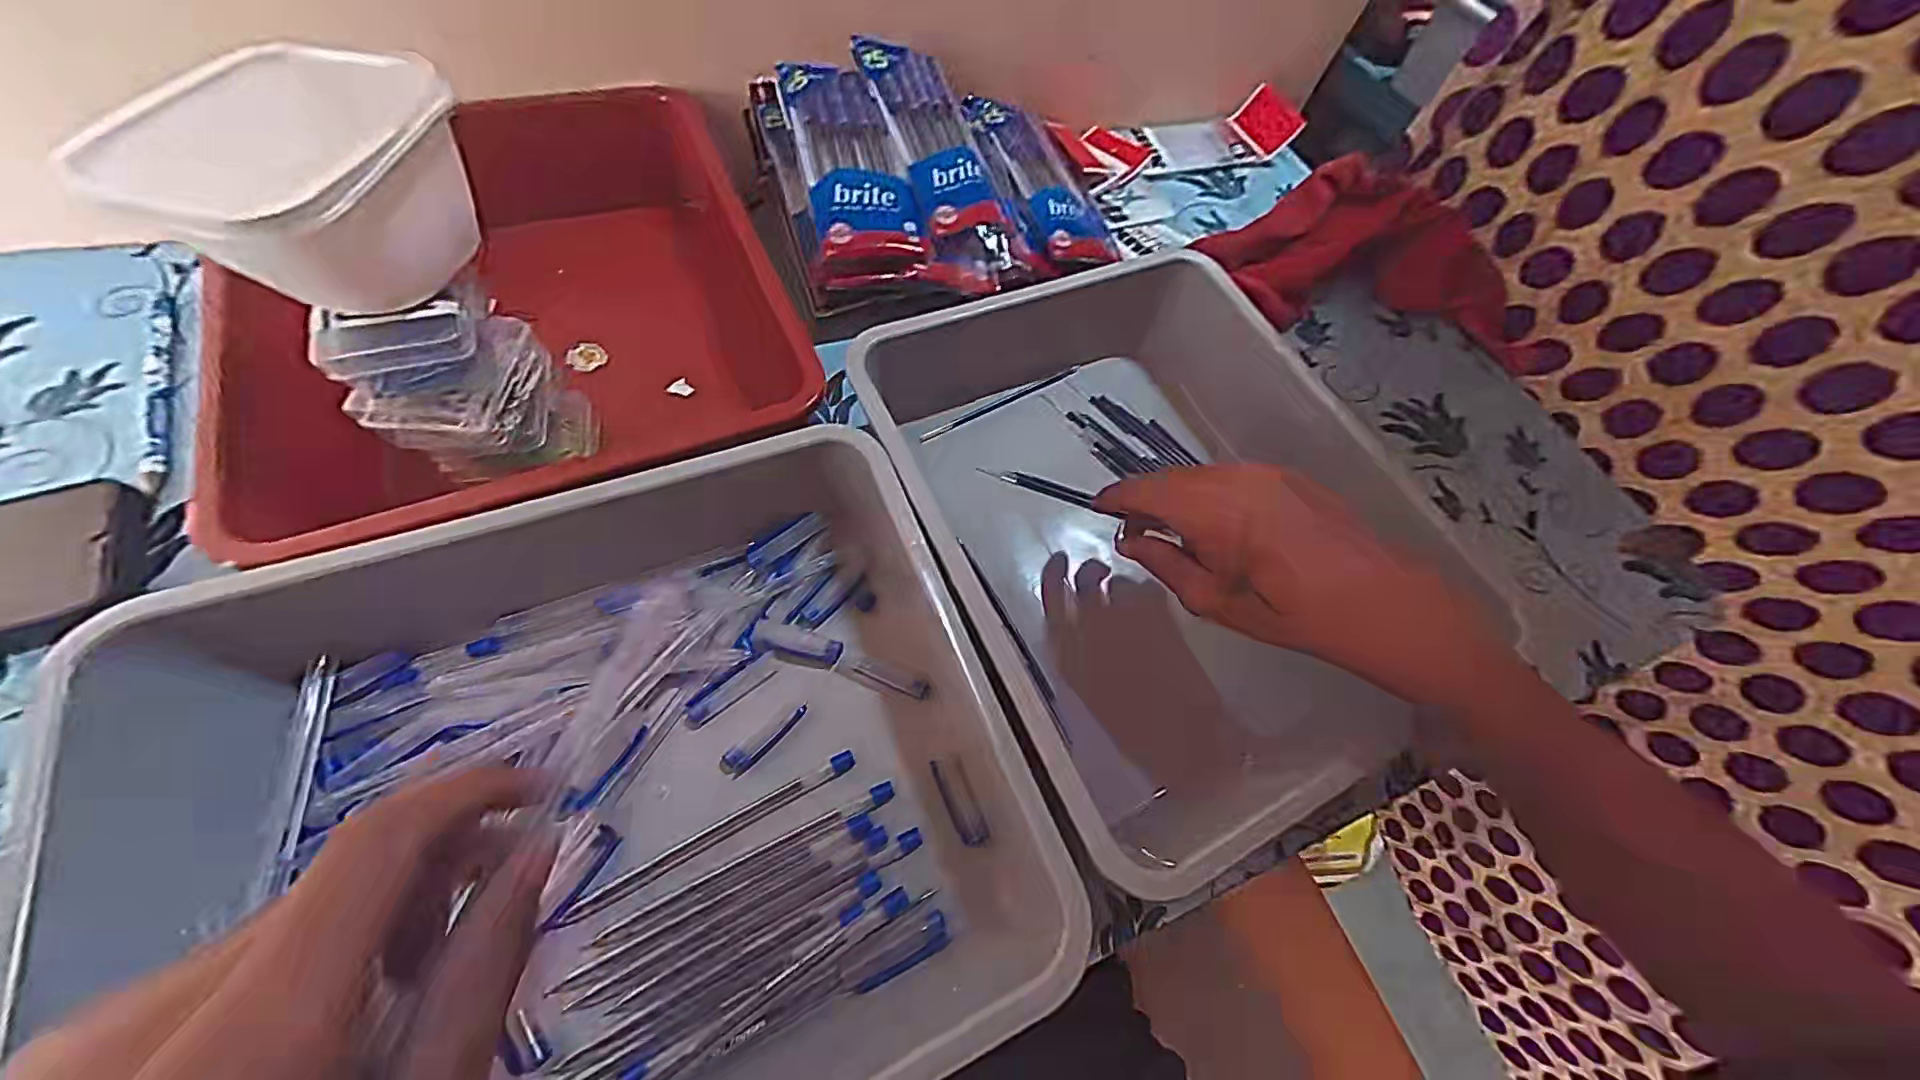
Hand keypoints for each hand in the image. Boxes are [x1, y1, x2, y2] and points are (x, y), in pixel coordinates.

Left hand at [8, 767, 557, 1079]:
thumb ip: (484, 968)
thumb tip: (535, 853)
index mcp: (247, 1039)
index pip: (376, 839)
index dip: (470, 791)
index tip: (529, 787)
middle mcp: (142, 1022)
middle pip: (340, 876)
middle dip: (440, 866)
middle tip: (502, 884)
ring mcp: (94, 1037)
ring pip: (299, 910)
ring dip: (385, 913)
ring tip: (421, 970)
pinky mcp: (83, 1047)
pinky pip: (243, 953)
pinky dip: (322, 954)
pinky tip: (349, 1003)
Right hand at [1038, 553, 1235, 790]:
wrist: (1188, 748)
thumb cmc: (1139, 732)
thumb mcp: (1091, 695)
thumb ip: (1079, 657)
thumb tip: (1075, 628)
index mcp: (1069, 657)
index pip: (1052, 597)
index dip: (1054, 575)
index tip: (1060, 564)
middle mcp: (1095, 635)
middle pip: (1083, 582)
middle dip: (1089, 572)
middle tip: (1096, 571)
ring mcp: (1131, 625)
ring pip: (1118, 582)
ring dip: (1120, 583)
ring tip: (1127, 595)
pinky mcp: (1163, 623)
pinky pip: (1149, 590)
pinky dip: (1147, 591)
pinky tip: (1151, 605)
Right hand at [1095, 465, 1516, 704]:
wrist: (1381, 601)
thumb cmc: (1293, 613)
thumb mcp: (1215, 601)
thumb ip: (1165, 563)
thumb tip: (1132, 541)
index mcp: (1213, 511)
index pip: (1146, 491)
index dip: (1116, 498)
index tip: (1099, 510)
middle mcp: (1236, 479)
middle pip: (1170, 478)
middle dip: (1144, 501)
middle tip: (1135, 533)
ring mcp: (1265, 473)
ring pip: (1199, 475)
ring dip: (1176, 497)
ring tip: (1173, 534)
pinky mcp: (1286, 476)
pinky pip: (1228, 477)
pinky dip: (1206, 494)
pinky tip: (1214, 525)